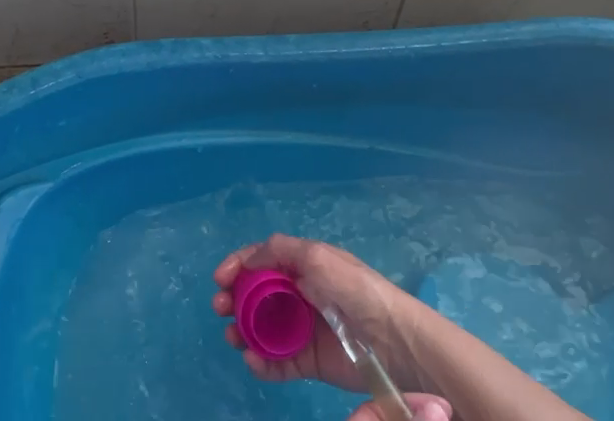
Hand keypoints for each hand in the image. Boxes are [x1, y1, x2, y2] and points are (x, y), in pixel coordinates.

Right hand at [212, 235, 449, 419]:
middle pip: (256, 295)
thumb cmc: (354, 290)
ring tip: (233, 338)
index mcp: (303, 266)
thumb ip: (279, 251)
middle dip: (233, 300)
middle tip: (220, 309)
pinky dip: (262, 363)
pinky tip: (254, 361)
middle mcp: (300, 294)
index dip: (238, 266)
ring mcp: (303, 329)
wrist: (393, 340)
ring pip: (262, 330)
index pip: (262, 261)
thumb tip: (249, 260)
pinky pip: (278, 361)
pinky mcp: (310, 361)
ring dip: (242, 332)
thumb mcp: (317, 256)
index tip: (220, 279)